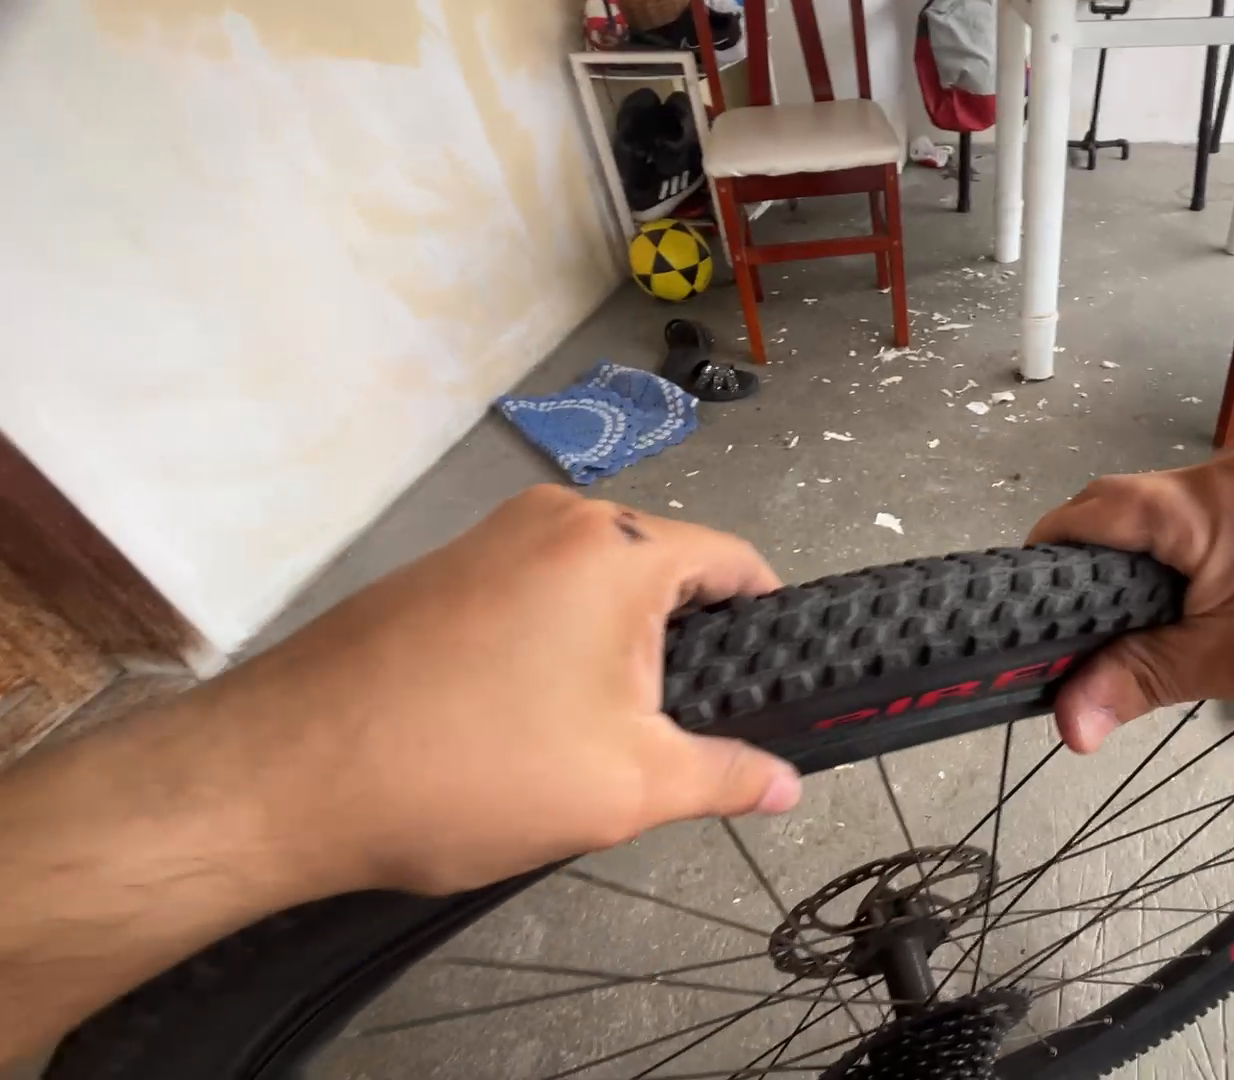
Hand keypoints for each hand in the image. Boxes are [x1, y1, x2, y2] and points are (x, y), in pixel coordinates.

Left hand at [187, 486, 801, 895]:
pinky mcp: (453, 561)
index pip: (735, 558)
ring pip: (610, 577)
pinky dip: (574, 629)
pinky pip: (551, 583)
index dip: (769, 612)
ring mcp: (499, 532)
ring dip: (631, 636)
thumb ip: (727, 776)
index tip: (776, 664)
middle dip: (695, 636)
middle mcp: (564, 517)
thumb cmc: (467, 767)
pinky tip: (545, 696)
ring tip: (616, 714)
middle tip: (689, 711)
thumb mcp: (626, 786)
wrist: (263, 783)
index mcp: (620, 547)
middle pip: (672, 567)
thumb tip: (790, 785)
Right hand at [1027, 436, 1233, 751]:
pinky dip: (1173, 553)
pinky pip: (1195, 515)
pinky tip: (1185, 597)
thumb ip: (1144, 680)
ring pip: (1158, 511)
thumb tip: (1066, 725)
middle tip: (1079, 624)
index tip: (1025, 600)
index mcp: (1212, 498)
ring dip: (1135, 560)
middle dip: (1092, 561)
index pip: (1097, 508)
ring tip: (1133, 619)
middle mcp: (1227, 466)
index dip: (1050, 548)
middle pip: (1123, 505)